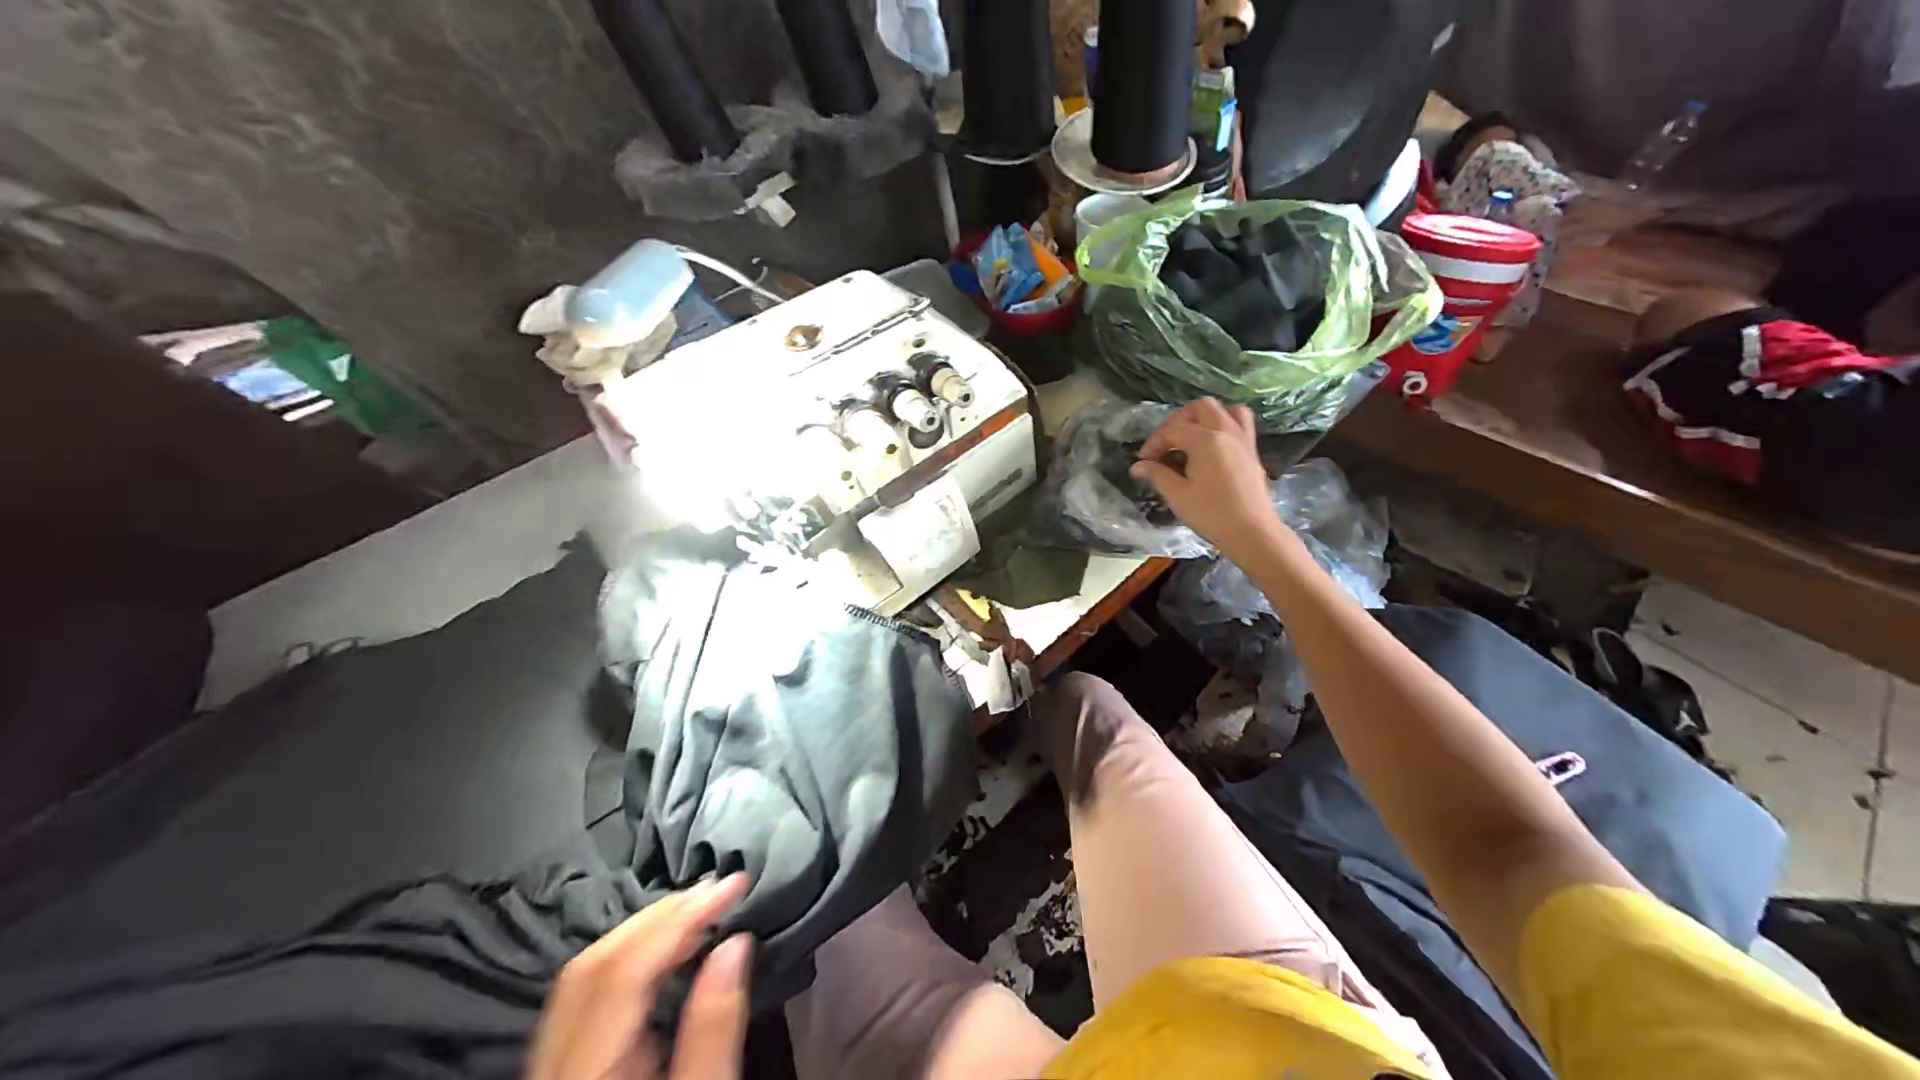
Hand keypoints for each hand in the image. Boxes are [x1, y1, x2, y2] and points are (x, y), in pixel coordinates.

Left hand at [527, 874, 752, 1079]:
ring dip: (643, 931)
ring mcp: (548, 1067)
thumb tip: (736, 943)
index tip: (734, 885)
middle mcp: (553, 1064)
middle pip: (593, 964)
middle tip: (717, 890)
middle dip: (658, 916)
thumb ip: (714, 1028)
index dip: (680, 917)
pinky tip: (668, 950)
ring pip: (584, 974)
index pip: (624, 971)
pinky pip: (585, 992)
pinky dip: (629, 955)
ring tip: (698, 910)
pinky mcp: (559, 1069)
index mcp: (585, 1073)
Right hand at [1130, 399, 1287, 562]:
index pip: (1173, 430)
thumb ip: (1157, 475)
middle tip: (1167, 442)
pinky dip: (1225, 424)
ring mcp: (1243, 440)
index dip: (1155, 443)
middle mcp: (1227, 432)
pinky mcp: (1252, 451)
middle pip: (1201, 408)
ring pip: (1226, 410)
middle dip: (1179, 420)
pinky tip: (1213, 445)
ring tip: (1192, 436)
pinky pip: (1241, 423)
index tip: (1144, 461)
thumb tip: (1138, 466)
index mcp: (1206, 441)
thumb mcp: (1178, 495)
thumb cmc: (1212, 514)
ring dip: (1206, 417)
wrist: (1252, 532)